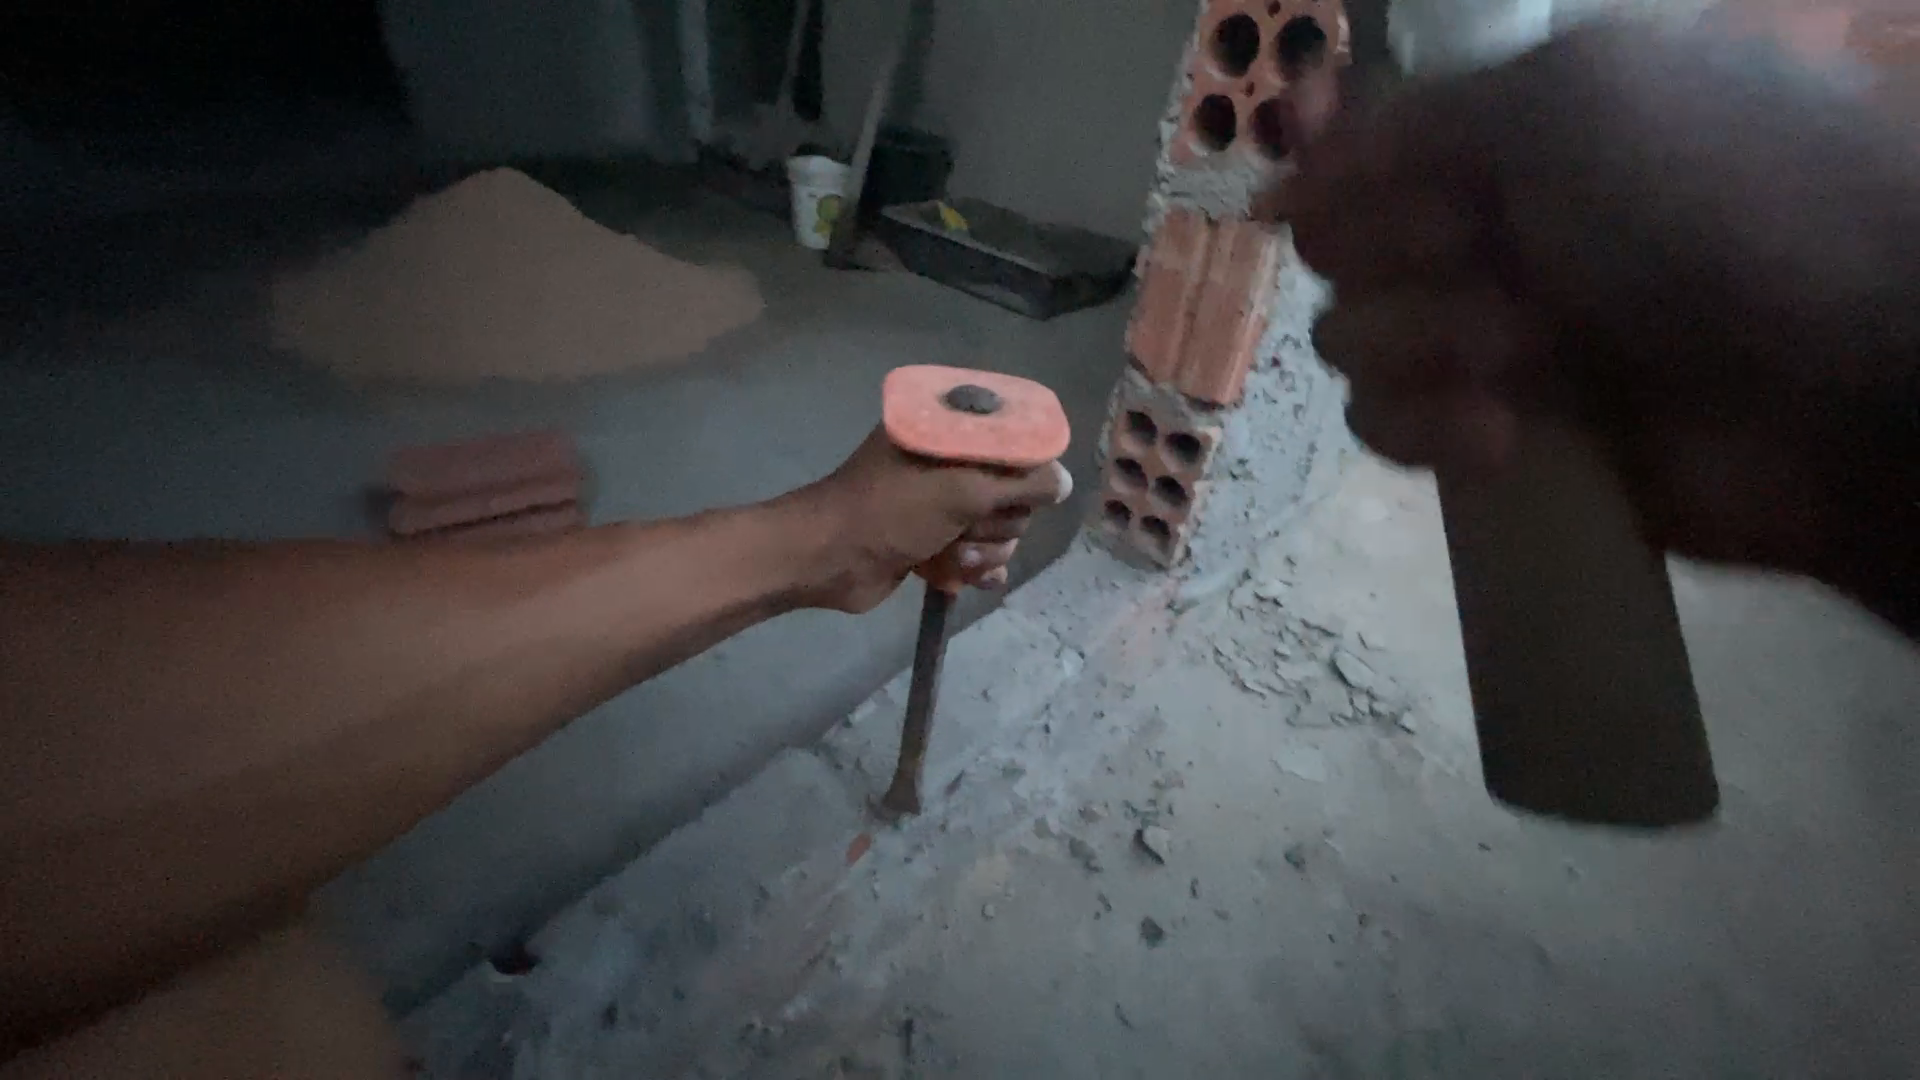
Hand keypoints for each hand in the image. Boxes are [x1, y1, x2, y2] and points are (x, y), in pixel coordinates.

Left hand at [794, 427, 1072, 613]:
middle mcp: (953, 463)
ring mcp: (945, 504)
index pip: (1019, 442)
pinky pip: (980, 557)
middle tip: (966, 525)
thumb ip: (1021, 483)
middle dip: (995, 522)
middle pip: (1015, 495)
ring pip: (999, 531)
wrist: (831, 559)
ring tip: (952, 557)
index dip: (1023, 473)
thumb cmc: (892, 511)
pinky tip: (958, 577)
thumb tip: (1064, 482)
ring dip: (980, 551)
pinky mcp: (938, 541)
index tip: (1011, 492)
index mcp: (953, 431)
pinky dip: (974, 570)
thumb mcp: (961, 489)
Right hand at [1274, 21, 1919, 597]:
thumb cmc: (1720, 207)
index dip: (1330, 181)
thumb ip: (1418, 122)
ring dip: (1426, 352)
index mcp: (1496, 145)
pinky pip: (1381, 425)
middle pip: (1336, 258)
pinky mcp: (1474, 427)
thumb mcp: (1576, 102)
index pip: (1350, 162)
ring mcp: (1471, 338)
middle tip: (1486, 262)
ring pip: (1350, 348)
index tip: (1319, 198)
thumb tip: (1282, 179)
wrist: (1839, 381)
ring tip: (1526, 358)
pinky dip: (1432, 430)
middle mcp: (1472, 236)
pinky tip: (1505, 435)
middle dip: (1398, 267)